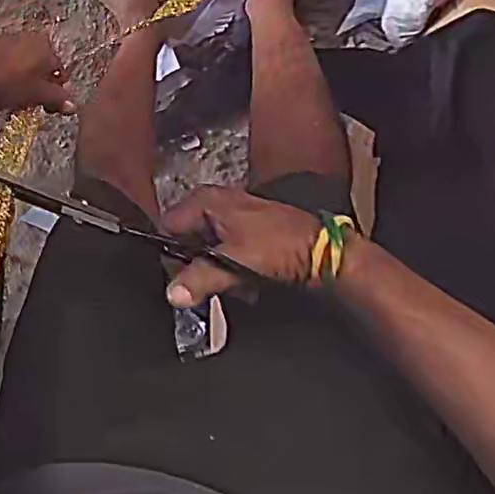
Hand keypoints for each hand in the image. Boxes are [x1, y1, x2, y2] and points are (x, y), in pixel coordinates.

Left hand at [0, 32, 75, 113]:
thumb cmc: (5, 80)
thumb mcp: (36, 94)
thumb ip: (56, 98)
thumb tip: (72, 105)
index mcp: (45, 46)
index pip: (58, 72)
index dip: (53, 93)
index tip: (47, 107)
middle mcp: (28, 38)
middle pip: (37, 70)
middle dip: (31, 90)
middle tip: (22, 106)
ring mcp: (6, 40)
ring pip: (18, 69)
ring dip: (14, 87)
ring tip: (3, 101)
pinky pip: (1, 66)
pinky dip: (0, 79)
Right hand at [160, 184, 323, 303]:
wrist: (327, 253)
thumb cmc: (285, 246)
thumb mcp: (234, 264)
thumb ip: (199, 279)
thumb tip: (173, 293)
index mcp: (204, 201)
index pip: (167, 229)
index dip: (173, 256)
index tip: (185, 277)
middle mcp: (214, 202)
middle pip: (185, 240)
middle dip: (199, 267)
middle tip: (215, 282)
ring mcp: (229, 215)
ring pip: (204, 249)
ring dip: (216, 271)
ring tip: (237, 284)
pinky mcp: (244, 230)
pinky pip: (222, 251)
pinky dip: (229, 268)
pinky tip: (246, 281)